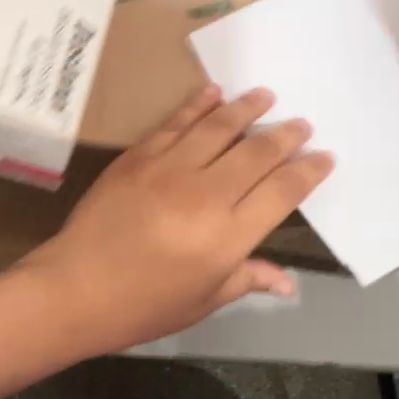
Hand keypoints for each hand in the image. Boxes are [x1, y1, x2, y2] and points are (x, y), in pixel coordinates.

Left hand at [20, 86, 333, 354]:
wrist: (75, 288)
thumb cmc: (143, 305)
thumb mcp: (202, 301)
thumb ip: (246, 278)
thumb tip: (288, 282)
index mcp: (228, 236)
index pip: (282, 192)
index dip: (308, 172)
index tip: (324, 157)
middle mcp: (205, 194)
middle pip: (257, 153)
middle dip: (285, 136)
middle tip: (301, 123)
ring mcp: (169, 170)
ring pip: (219, 128)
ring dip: (246, 108)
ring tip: (266, 95)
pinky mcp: (138, 157)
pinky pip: (175, 123)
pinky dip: (197, 105)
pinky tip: (213, 93)